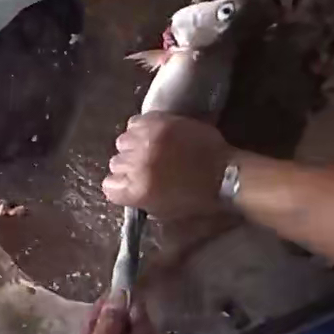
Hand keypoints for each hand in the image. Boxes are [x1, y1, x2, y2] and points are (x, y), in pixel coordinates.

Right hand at [103, 113, 237, 218]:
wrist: (225, 173)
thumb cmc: (195, 197)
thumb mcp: (161, 210)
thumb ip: (137, 199)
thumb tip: (124, 186)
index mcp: (136, 191)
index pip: (108, 186)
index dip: (120, 185)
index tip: (131, 183)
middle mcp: (136, 165)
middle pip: (115, 163)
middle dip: (129, 166)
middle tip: (146, 166)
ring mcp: (146, 141)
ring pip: (122, 141)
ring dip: (134, 146)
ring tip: (150, 148)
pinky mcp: (158, 123)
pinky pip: (134, 123)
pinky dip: (141, 128)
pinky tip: (153, 135)